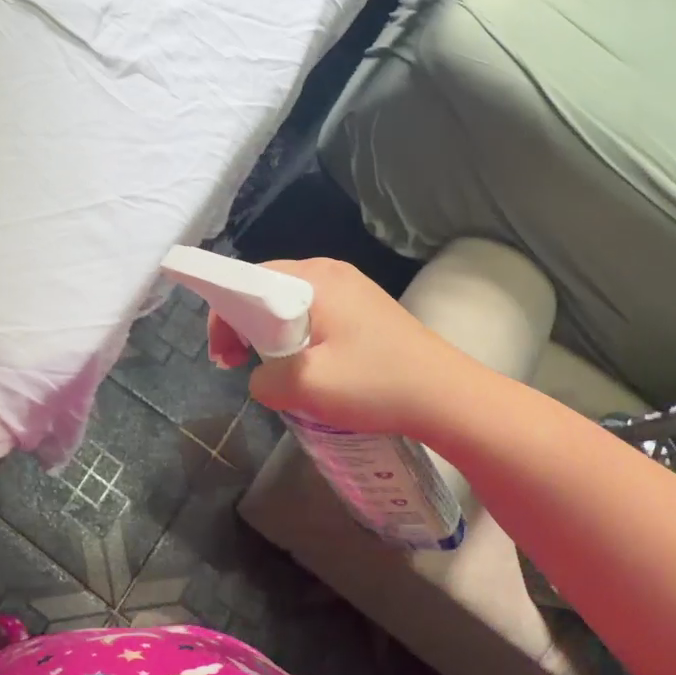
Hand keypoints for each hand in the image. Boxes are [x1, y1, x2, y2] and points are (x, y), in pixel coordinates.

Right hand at [207, 257, 484, 437]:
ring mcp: (353, 291)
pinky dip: (296, 339)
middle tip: (238, 365)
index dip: (225, 315)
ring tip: (271, 372)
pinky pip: (314, 316)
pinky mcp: (365, 312)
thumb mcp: (307, 387)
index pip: (249, 280)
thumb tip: (260, 379)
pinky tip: (304, 369)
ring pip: (290, 306)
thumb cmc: (377, 384)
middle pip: (267, 290)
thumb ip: (264, 380)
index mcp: (315, 279)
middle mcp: (332, 274)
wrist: (451, 400)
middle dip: (244, 327)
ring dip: (270, 336)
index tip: (224, 355)